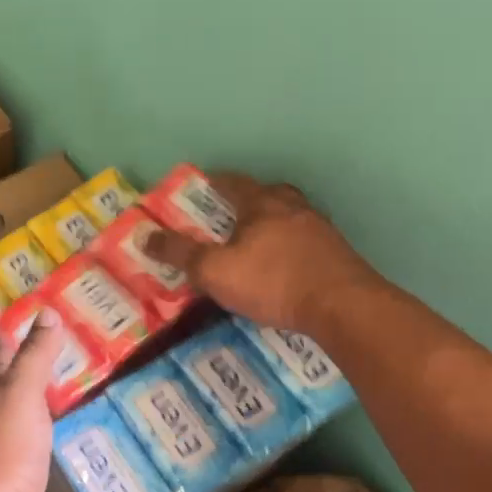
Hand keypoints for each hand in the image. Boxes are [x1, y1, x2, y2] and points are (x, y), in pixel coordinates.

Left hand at [0, 314, 62, 491]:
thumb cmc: (5, 447)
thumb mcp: (23, 394)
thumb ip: (34, 356)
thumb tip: (46, 312)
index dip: (7, 333)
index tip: (18, 315)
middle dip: (15, 362)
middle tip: (41, 346)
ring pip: (8, 409)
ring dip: (24, 395)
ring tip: (47, 386)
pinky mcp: (5, 473)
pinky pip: (20, 439)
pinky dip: (32, 428)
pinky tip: (44, 434)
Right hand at [144, 172, 387, 335]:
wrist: (345, 308)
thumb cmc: (272, 281)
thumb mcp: (214, 270)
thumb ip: (180, 253)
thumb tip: (145, 235)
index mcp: (262, 204)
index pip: (234, 182)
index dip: (215, 182)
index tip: (201, 185)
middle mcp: (294, 209)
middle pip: (270, 194)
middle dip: (250, 200)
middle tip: (231, 213)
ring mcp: (321, 232)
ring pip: (292, 218)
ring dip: (273, 225)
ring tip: (256, 242)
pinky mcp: (340, 258)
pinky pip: (307, 243)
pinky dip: (291, 249)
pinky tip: (283, 267)